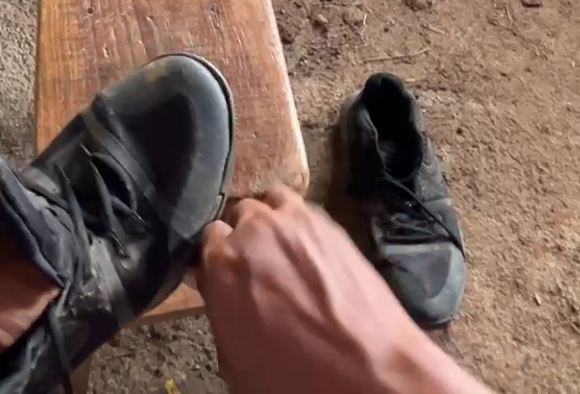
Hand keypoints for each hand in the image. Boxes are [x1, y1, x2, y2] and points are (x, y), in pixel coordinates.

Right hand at [195, 187, 488, 393]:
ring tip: (282, 253)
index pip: (206, 240)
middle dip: (243, 239)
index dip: (217, 261)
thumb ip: (220, 310)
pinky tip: (309, 254)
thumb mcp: (237, 362)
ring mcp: (293, 218)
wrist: (372, 373)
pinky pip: (301, 209)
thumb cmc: (297, 379)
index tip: (225, 277)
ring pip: (269, 203)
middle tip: (258, 270)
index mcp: (223, 263)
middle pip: (238, 217)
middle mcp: (254, 229)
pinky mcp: (327, 220)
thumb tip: (217, 289)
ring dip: (270, 222)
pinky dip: (299, 224)